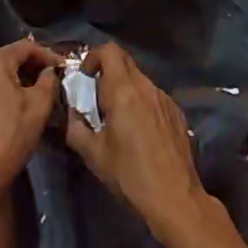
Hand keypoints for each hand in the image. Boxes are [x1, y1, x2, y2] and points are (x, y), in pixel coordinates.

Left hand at [0, 39, 62, 192]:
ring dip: (25, 77)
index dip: (49, 55)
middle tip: (57, 76)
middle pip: (14, 57)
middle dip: (37, 65)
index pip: (27, 47)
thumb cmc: (12, 133)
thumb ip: (49, 79)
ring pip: (5, 71)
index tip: (65, 67)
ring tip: (46, 88)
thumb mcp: (40, 103)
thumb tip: (50, 72)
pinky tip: (27, 99)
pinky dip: (12, 88)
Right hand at [63, 43, 206, 230]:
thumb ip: (76, 128)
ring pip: (140, 80)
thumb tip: (71, 112)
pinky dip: (141, 103)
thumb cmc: (129, 175)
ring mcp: (164, 98)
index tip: (85, 77)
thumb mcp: (94, 155)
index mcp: (124, 91)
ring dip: (125, 90)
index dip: (93, 57)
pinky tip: (140, 132)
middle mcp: (146, 86)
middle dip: (107, 72)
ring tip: (118, 120)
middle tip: (97, 98)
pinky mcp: (176, 111)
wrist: (174, 196)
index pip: (109, 51)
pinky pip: (154, 96)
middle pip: (125, 62)